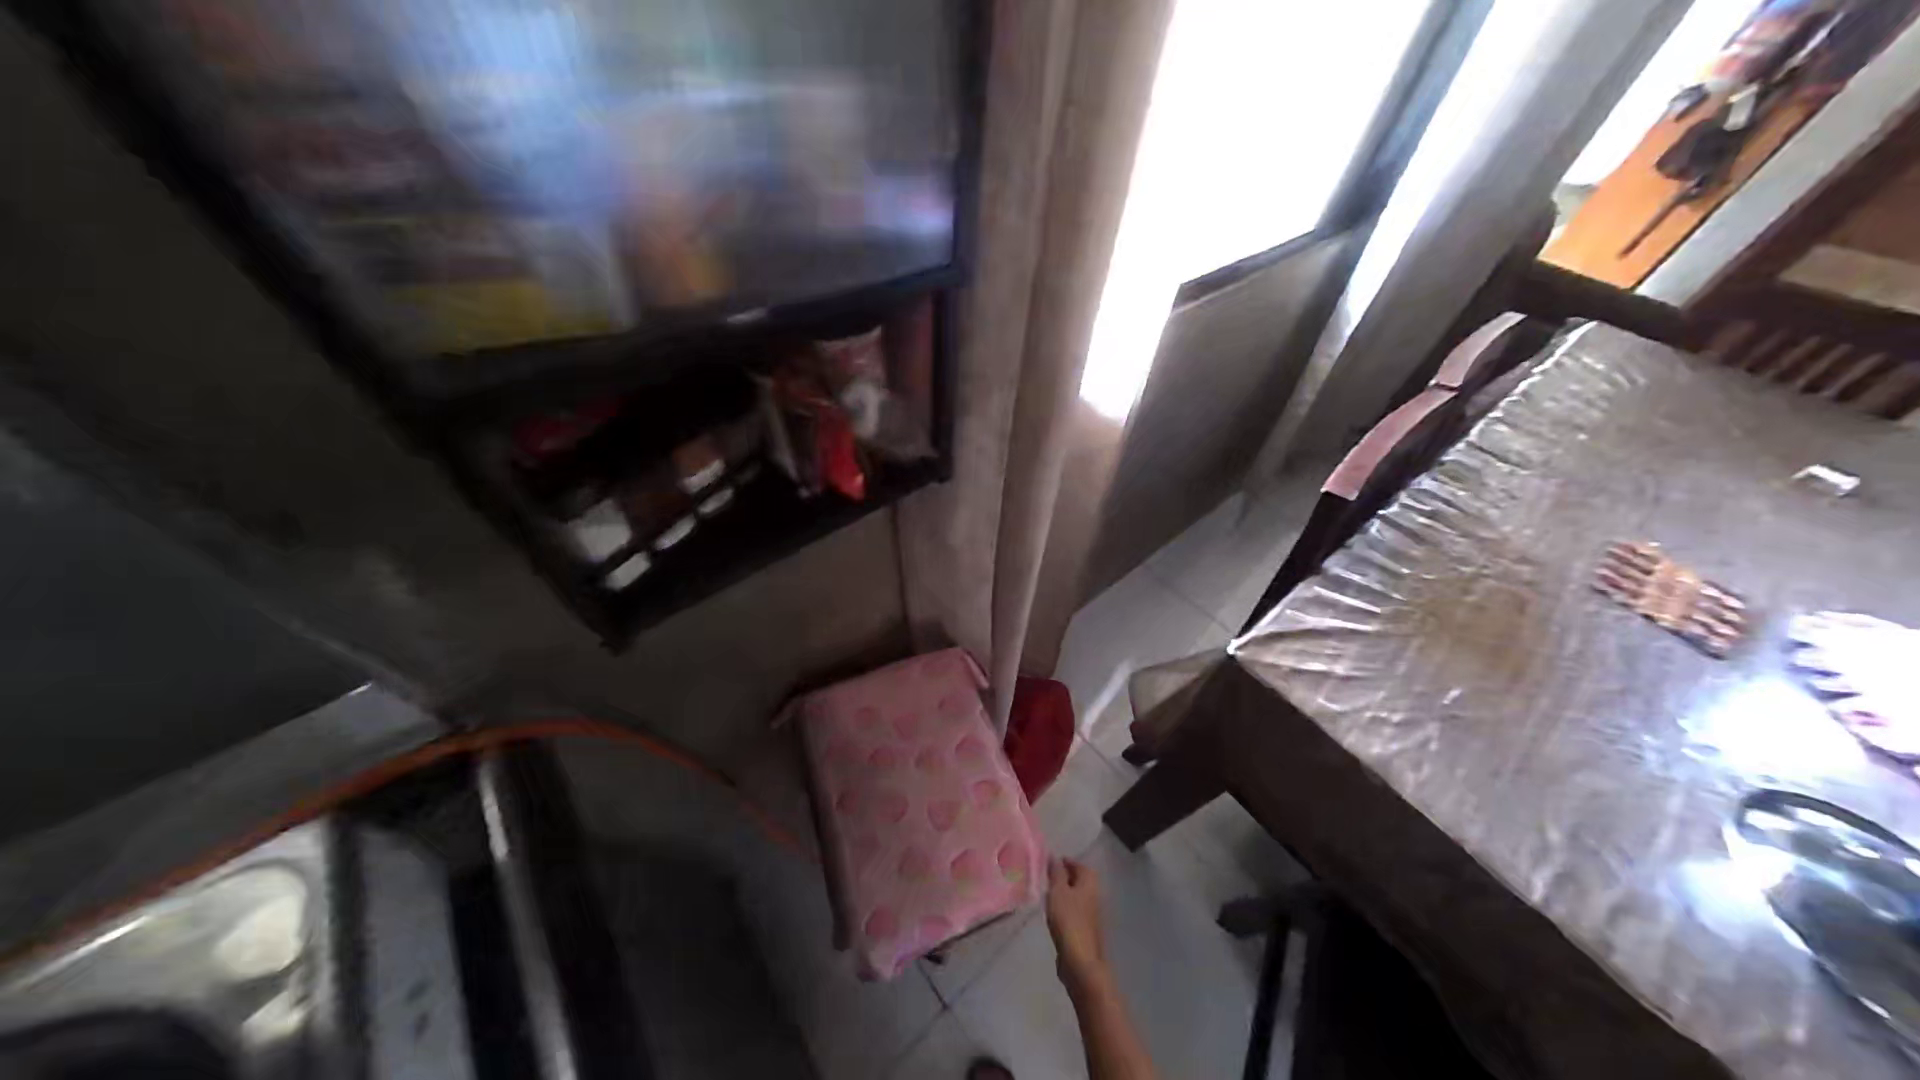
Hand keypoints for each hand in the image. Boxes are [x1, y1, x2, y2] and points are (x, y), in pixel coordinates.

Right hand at [1046, 857, 1108, 993]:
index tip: (1050, 863)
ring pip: (1077, 898)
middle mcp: (1095, 896)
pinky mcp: (1086, 932)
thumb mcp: (1057, 892)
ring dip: (1065, 894)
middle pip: (1080, 881)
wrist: (1080, 961)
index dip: (1066, 862)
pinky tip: (1054, 915)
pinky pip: (1075, 913)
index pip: (1080, 865)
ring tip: (1047, 895)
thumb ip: (1056, 873)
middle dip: (1065, 877)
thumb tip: (1054, 856)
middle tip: (1047, 878)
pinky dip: (1065, 909)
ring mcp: (1092, 916)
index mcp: (1090, 883)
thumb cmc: (1068, 920)